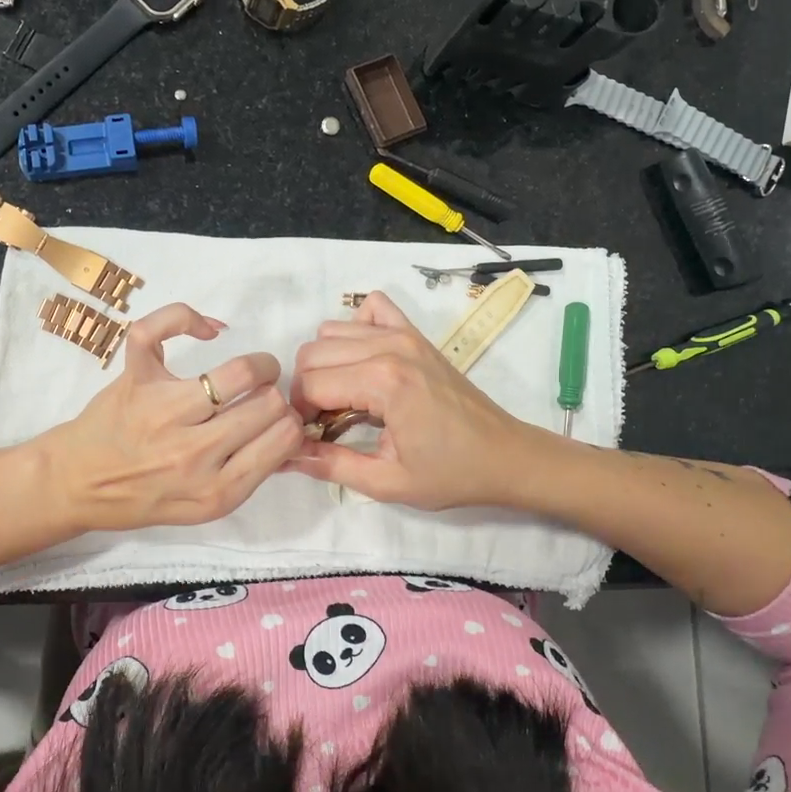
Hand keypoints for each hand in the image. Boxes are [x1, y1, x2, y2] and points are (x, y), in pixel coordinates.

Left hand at [36, 303, 304, 531]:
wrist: (77, 485)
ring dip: (256, 365)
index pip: (283, 438)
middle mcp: (192, 452)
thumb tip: (291, 437)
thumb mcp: (201, 506)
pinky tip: (205, 330)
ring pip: (237, 373)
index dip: (291, 423)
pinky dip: (185, 317)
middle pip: (268, 404)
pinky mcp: (135, 380)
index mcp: (215, 490)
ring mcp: (162, 412)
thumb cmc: (143, 497)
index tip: (279, 420)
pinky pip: (156, 331)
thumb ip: (247, 475)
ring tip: (251, 371)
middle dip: (276, 396)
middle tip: (263, 397)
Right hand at [287, 291, 541, 509]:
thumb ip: (331, 465)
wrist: (506, 457)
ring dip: (327, 363)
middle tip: (327, 422)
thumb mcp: (387, 482)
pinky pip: (371, 309)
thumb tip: (284, 456)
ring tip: (346, 397)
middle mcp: (389, 347)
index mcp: (383, 382)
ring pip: (331, 331)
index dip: (301, 415)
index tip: (315, 439)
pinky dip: (356, 330)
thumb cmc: (450, 474)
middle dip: (308, 389)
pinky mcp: (415, 334)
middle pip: (312, 354)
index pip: (309, 385)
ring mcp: (404, 334)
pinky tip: (364, 363)